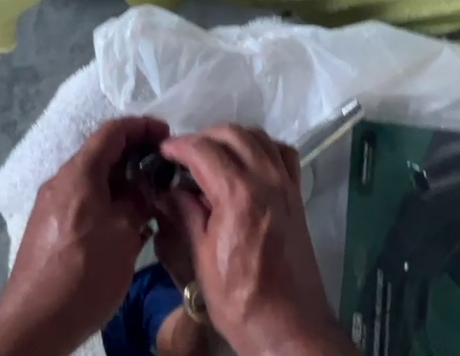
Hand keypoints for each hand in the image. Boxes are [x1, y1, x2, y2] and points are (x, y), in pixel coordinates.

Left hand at [0, 117, 169, 353]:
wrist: (33, 325)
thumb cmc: (84, 272)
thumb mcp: (124, 233)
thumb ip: (138, 201)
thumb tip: (144, 190)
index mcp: (79, 173)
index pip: (113, 131)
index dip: (143, 126)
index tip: (167, 135)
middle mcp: (61, 182)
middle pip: (102, 154)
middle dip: (135, 156)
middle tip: (164, 170)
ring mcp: (52, 207)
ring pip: (94, 180)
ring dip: (123, 183)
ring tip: (152, 199)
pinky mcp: (50, 230)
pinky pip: (85, 202)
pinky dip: (109, 202)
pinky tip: (129, 226)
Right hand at [158, 126, 354, 355]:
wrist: (288, 325)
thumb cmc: (239, 299)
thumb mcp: (202, 257)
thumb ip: (187, 213)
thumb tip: (169, 188)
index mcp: (238, 193)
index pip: (203, 150)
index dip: (179, 146)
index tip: (162, 152)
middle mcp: (265, 178)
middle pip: (232, 134)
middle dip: (203, 137)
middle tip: (183, 155)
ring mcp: (285, 183)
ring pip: (258, 136)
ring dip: (231, 138)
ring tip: (210, 156)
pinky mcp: (297, 194)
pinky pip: (281, 153)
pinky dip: (262, 147)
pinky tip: (247, 162)